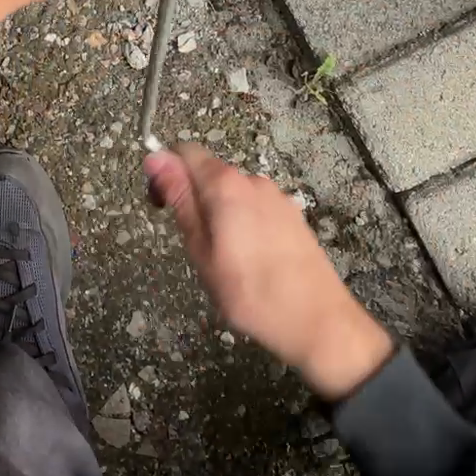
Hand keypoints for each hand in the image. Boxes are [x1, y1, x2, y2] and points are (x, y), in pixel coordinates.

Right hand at [145, 145, 394, 400]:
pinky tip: (253, 261)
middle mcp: (253, 180)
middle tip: (196, 247)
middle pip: (210, 174)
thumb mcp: (201, 250)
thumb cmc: (250, 292)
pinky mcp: (293, 215)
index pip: (185, 152)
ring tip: (226, 260)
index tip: (162, 208)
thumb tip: (155, 156)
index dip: (166, 173)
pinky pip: (256, 208)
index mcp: (226, 185)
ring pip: (233, 194)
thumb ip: (179, 199)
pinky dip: (244, 223)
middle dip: (194, 200)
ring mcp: (277, 197)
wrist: (320, 323)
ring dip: (220, 214)